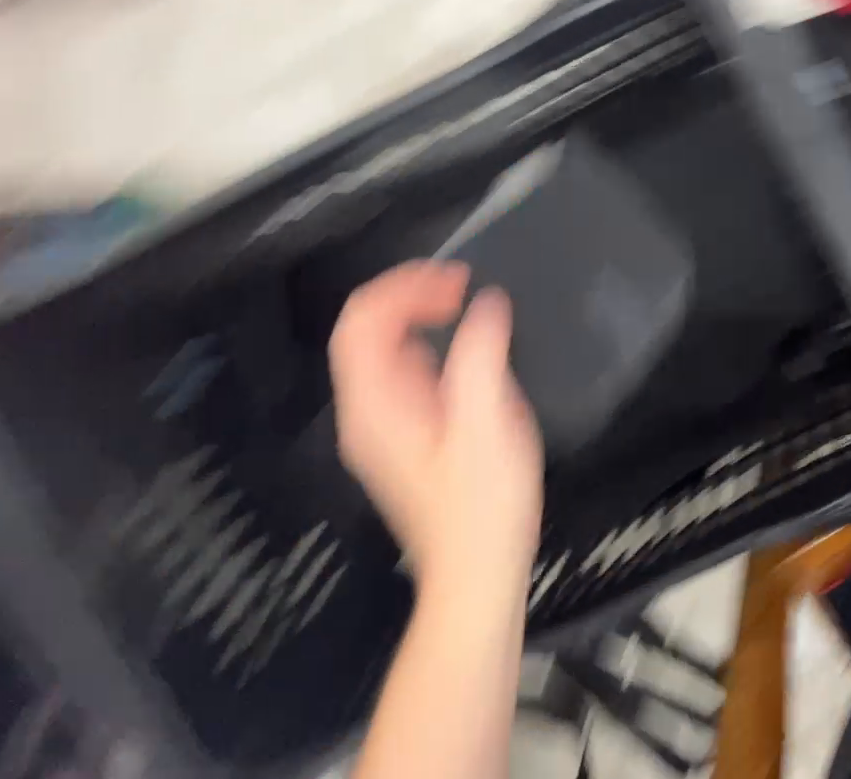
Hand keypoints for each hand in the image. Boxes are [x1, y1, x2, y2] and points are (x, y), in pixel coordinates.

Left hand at [329, 262, 542, 599]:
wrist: (477, 570)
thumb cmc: (483, 504)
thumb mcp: (488, 422)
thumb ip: (481, 355)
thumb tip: (485, 306)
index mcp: (377, 406)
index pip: (362, 322)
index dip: (403, 286)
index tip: (455, 279)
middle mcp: (367, 413)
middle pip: (366, 331)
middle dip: (410, 295)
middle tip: (462, 287)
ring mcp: (382, 428)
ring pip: (383, 351)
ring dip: (418, 319)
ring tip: (463, 308)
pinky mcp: (404, 439)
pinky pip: (402, 374)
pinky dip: (427, 347)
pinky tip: (463, 356)